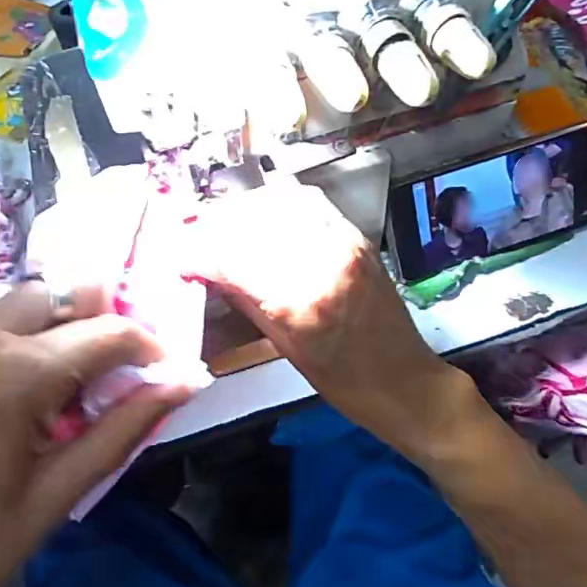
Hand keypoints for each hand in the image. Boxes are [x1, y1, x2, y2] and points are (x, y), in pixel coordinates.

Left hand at [0, 284, 193, 586]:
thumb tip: (185, 380)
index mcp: (12, 374)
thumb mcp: (51, 499)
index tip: (160, 369)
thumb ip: (121, 429)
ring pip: (3, 307)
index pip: (104, 331)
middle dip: (86, 326)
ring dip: (38, 334)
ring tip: (40, 396)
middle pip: (51, 297)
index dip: (143, 346)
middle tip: (98, 380)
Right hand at [186, 183, 486, 462]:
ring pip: (278, 204)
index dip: (196, 255)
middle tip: (196, 238)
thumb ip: (244, 300)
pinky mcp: (355, 237)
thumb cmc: (345, 383)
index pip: (230, 259)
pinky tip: (264, 216)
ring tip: (224, 225)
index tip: (180, 259)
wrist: (406, 382)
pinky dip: (280, 203)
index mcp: (298, 303)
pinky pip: (309, 203)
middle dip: (214, 227)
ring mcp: (342, 244)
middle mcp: (320, 262)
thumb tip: (207, 272)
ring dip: (243, 211)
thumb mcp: (284, 349)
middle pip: (250, 224)